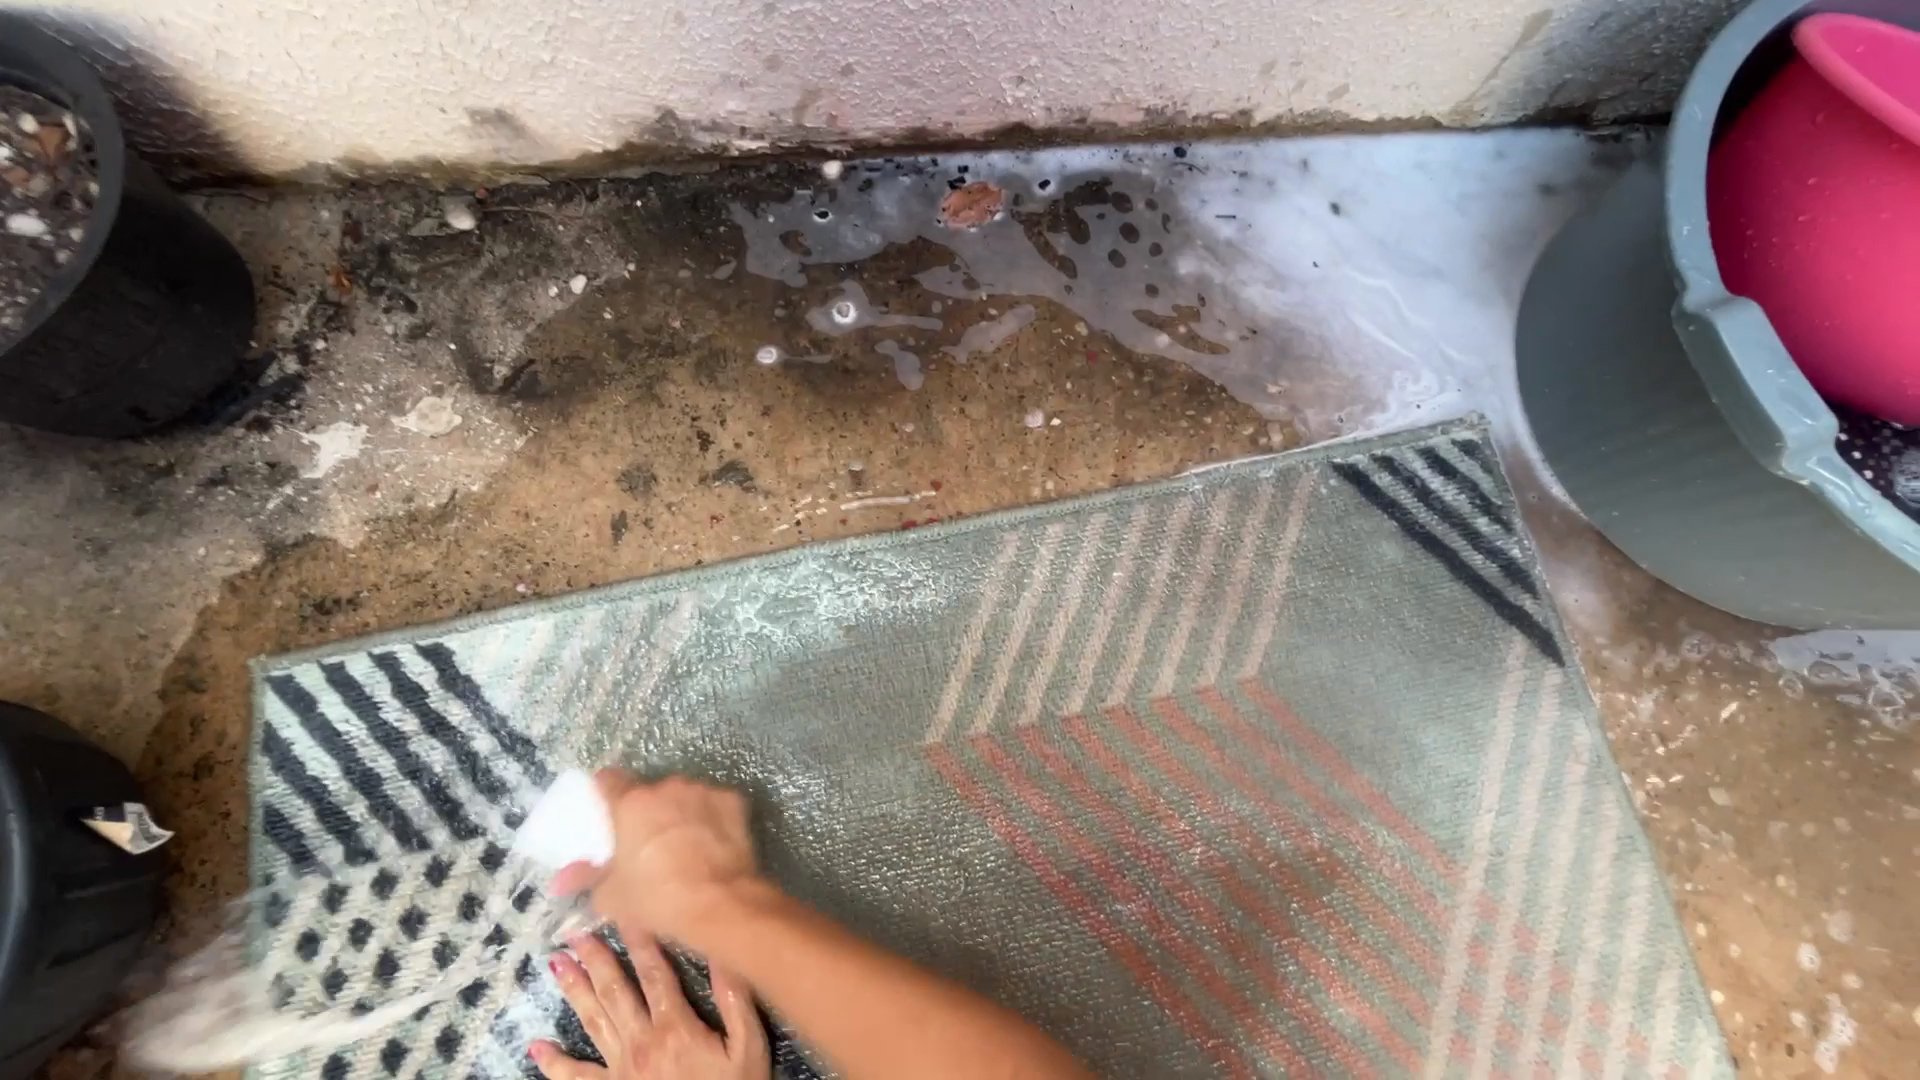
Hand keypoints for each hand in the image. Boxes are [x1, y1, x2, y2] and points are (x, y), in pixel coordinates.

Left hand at [531, 932, 769, 1079]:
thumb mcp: (749, 1046)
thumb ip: (735, 1000)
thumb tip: (721, 953)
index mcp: (675, 1026)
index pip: (655, 973)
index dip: (642, 940)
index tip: (629, 910)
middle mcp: (641, 1043)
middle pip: (615, 991)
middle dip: (596, 959)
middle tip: (575, 932)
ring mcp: (620, 1071)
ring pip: (593, 1022)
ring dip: (574, 991)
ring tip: (556, 964)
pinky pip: (577, 1079)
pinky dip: (554, 1064)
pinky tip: (535, 1048)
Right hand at [552, 771, 766, 944]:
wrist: (719, 901)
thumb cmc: (657, 898)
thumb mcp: (612, 895)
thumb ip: (586, 878)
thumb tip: (560, 880)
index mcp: (631, 803)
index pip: (609, 779)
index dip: (605, 791)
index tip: (606, 809)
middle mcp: (668, 787)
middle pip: (650, 791)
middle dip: (646, 810)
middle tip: (645, 840)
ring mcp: (703, 790)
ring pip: (683, 795)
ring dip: (678, 812)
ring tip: (681, 844)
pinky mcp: (733, 799)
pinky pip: (713, 803)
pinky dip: (709, 817)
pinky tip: (709, 842)